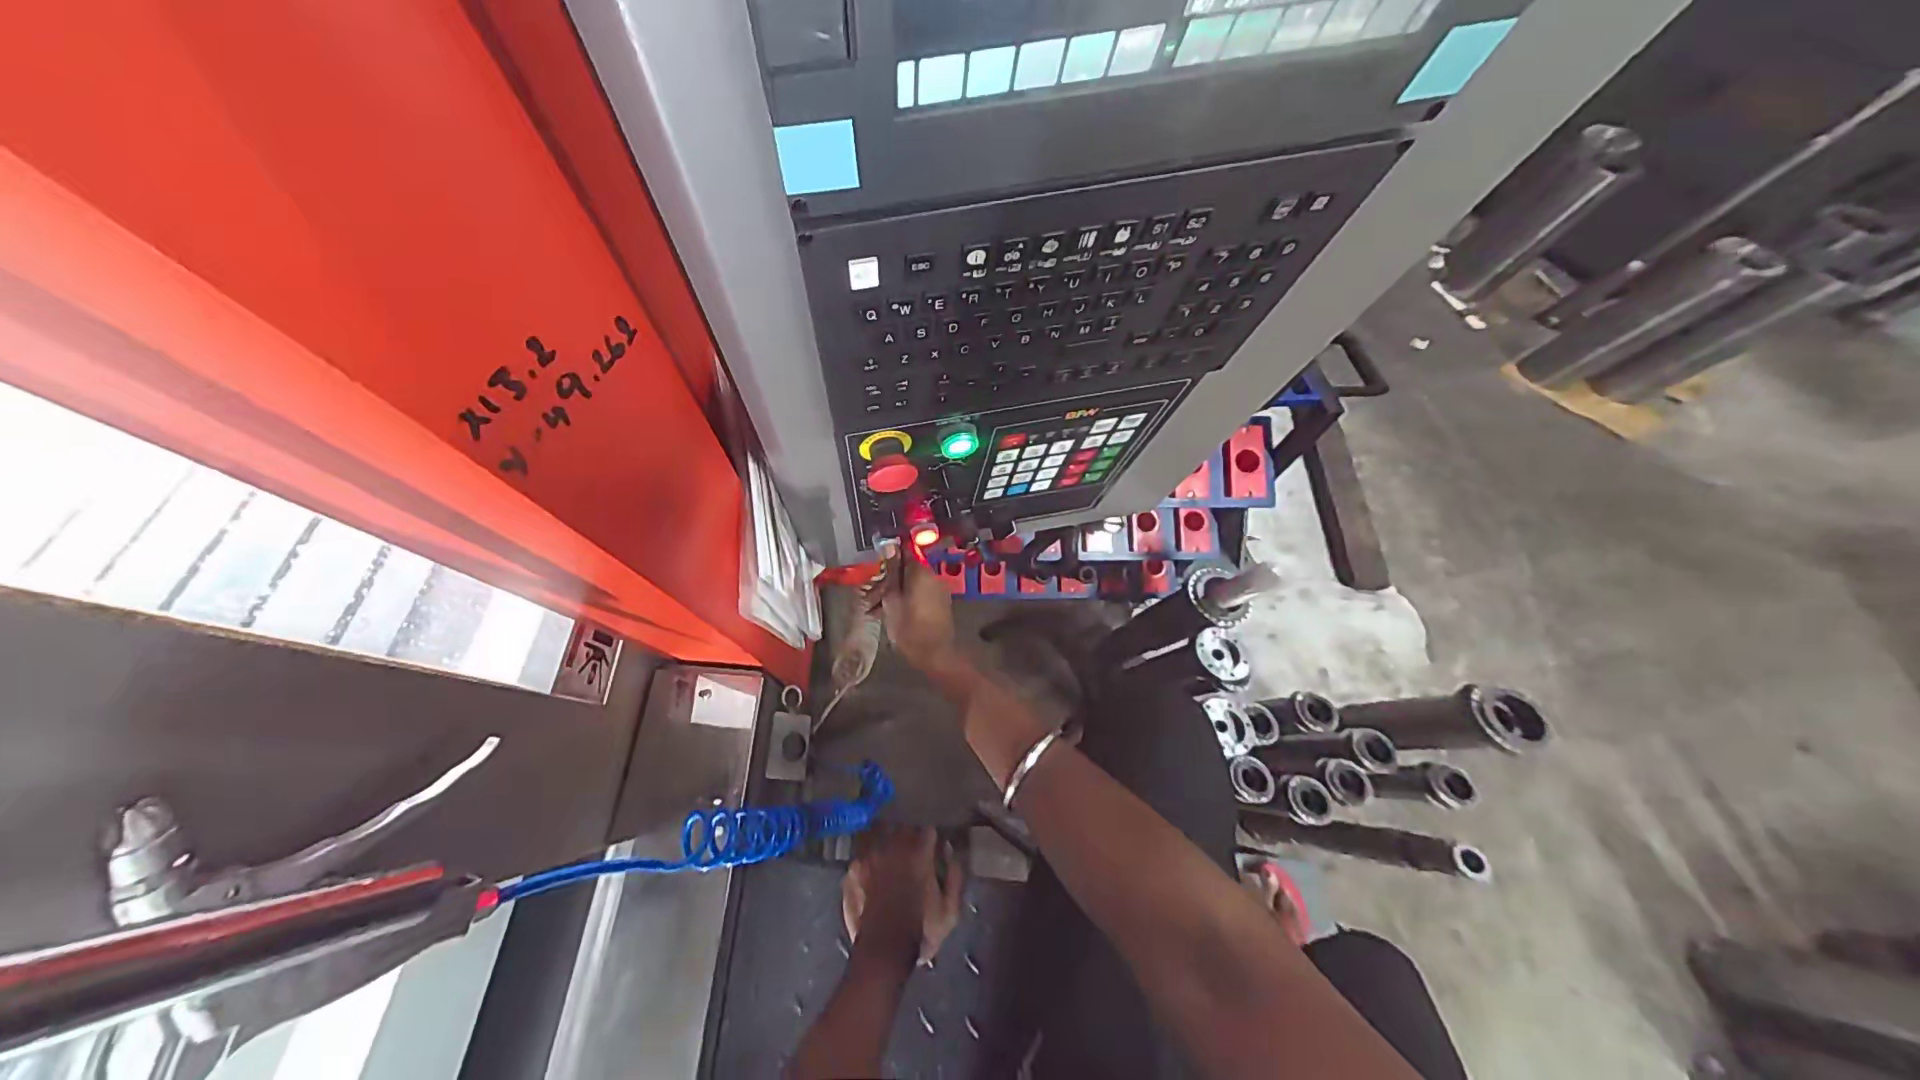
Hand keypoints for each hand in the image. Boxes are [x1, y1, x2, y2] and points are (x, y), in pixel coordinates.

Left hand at [841, 825, 965, 964]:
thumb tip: (949, 850)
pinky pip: (862, 853)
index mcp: (918, 853)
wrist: (882, 952)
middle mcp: (892, 847)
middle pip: (901, 826)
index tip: (932, 843)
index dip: (930, 836)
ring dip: (885, 838)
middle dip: (908, 833)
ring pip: (879, 833)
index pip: (927, 828)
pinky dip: (868, 857)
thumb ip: (955, 876)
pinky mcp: (852, 870)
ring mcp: (869, 857)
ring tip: (889, 849)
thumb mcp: (950, 910)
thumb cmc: (920, 930)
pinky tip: (871, 867)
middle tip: (911, 845)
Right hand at [866, 548, 957, 673]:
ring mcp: (939, 589)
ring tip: (878, 608)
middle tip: (871, 595)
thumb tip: (889, 547)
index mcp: (921, 572)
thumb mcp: (892, 601)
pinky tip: (893, 612)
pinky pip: (921, 592)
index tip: (875, 569)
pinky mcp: (941, 602)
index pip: (904, 551)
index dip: (887, 558)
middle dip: (889, 579)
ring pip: (913, 582)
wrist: (936, 654)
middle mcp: (933, 575)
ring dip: (897, 590)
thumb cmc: (910, 628)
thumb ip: (891, 574)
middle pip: (908, 568)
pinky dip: (907, 597)